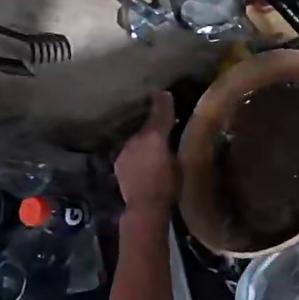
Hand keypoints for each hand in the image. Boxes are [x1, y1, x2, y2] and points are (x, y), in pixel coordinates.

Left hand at [114, 91, 177, 212]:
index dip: (162, 101)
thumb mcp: (179, 162)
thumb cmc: (169, 185)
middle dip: (155, 123)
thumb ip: (175, 142)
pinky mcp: (119, 163)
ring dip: (145, 140)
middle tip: (165, 125)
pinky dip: (138, 152)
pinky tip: (144, 161)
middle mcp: (136, 138)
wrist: (144, 208)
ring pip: (138, 139)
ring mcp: (125, 151)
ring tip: (154, 146)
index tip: (163, 91)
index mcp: (154, 136)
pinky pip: (131, 151)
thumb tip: (174, 130)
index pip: (160, 112)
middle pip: (147, 126)